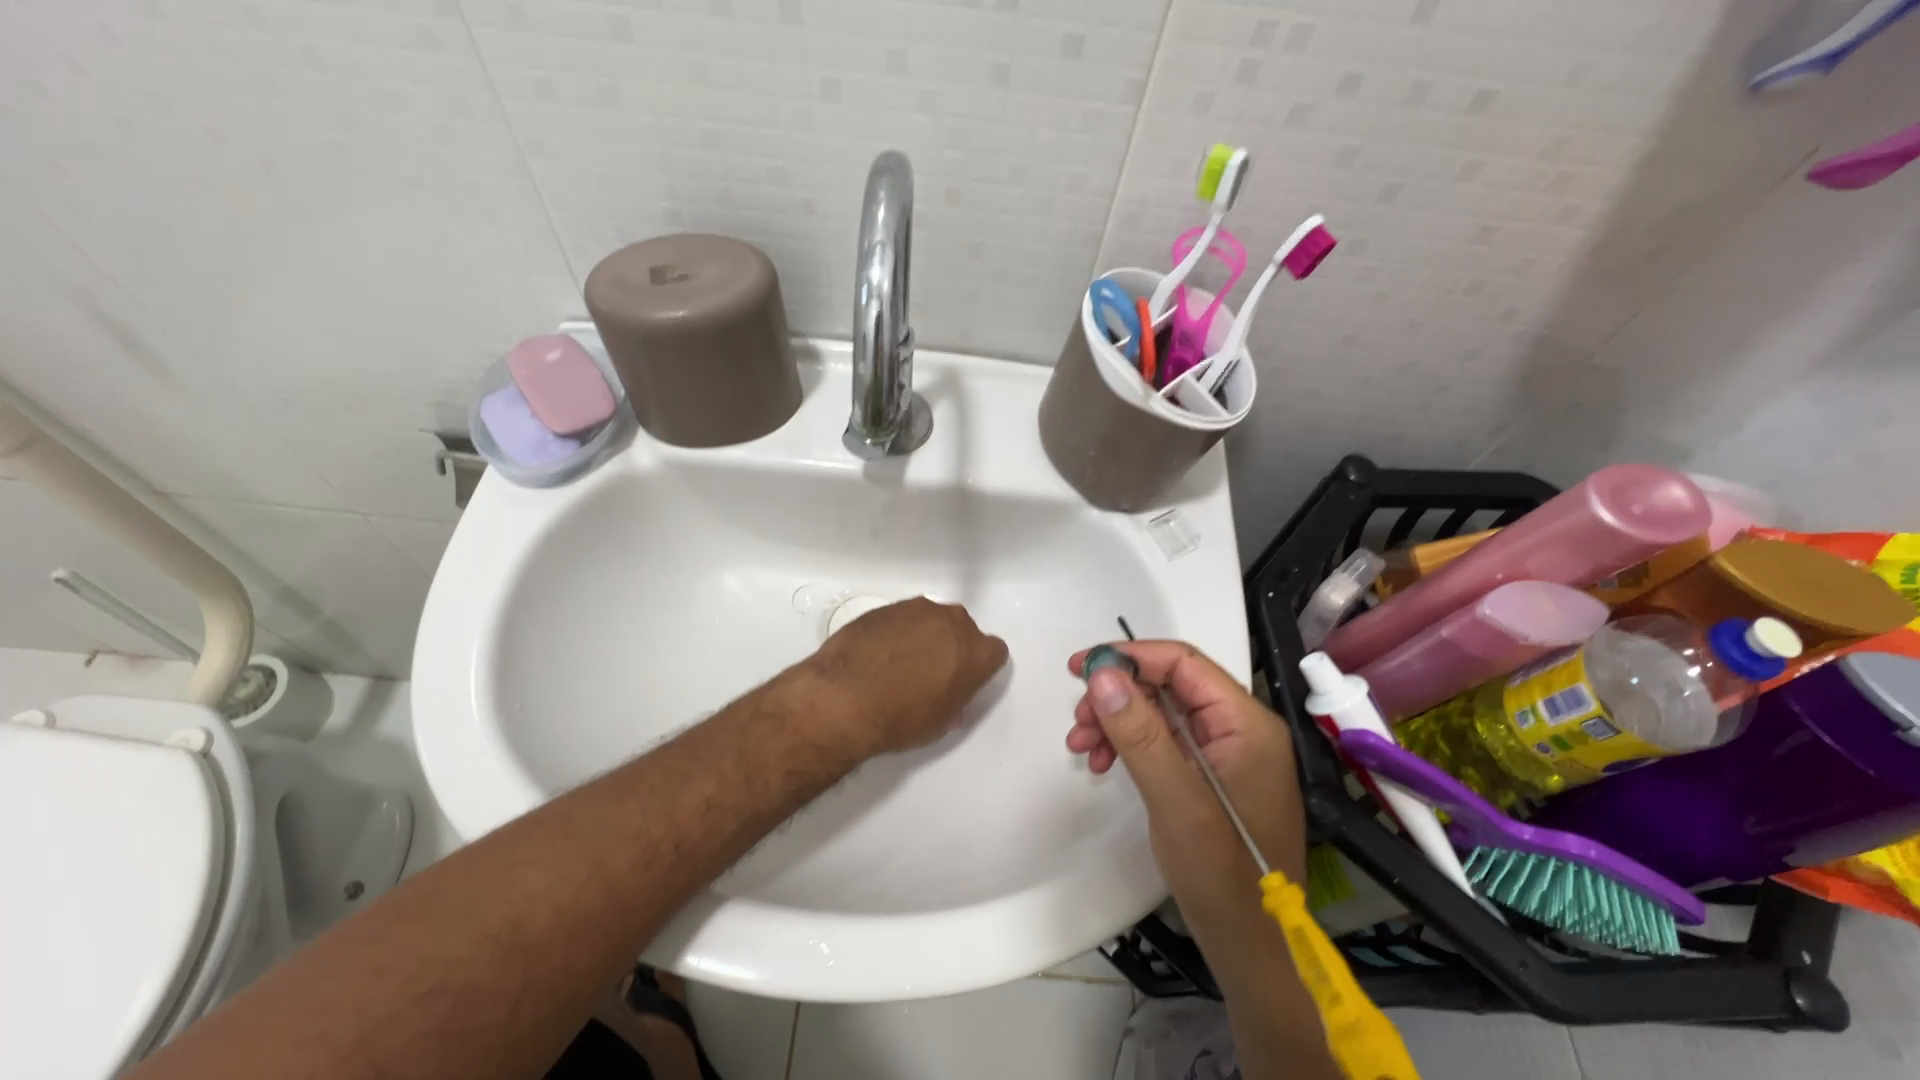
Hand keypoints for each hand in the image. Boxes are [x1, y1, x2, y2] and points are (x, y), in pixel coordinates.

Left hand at [802, 597, 1008, 757]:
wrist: (844, 699)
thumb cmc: (900, 718)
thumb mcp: (940, 723)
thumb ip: (954, 701)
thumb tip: (947, 695)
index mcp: (976, 652)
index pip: (995, 652)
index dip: (979, 668)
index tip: (963, 682)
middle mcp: (952, 622)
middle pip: (963, 629)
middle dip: (952, 646)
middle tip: (931, 673)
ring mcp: (917, 609)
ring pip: (931, 619)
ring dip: (923, 635)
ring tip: (899, 663)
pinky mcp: (885, 607)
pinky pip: (901, 618)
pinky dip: (895, 632)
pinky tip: (877, 654)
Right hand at [1065, 642, 1306, 921]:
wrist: (1252, 946)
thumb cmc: (1222, 875)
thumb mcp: (1176, 801)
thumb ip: (1140, 734)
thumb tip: (1101, 673)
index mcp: (1246, 723)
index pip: (1183, 663)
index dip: (1129, 656)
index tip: (1077, 668)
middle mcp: (1240, 729)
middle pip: (1170, 685)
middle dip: (1118, 696)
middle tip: (1077, 721)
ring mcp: (1228, 753)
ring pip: (1162, 712)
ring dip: (1118, 721)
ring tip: (1082, 749)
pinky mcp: (1213, 777)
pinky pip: (1165, 741)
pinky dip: (1130, 746)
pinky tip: (1103, 765)